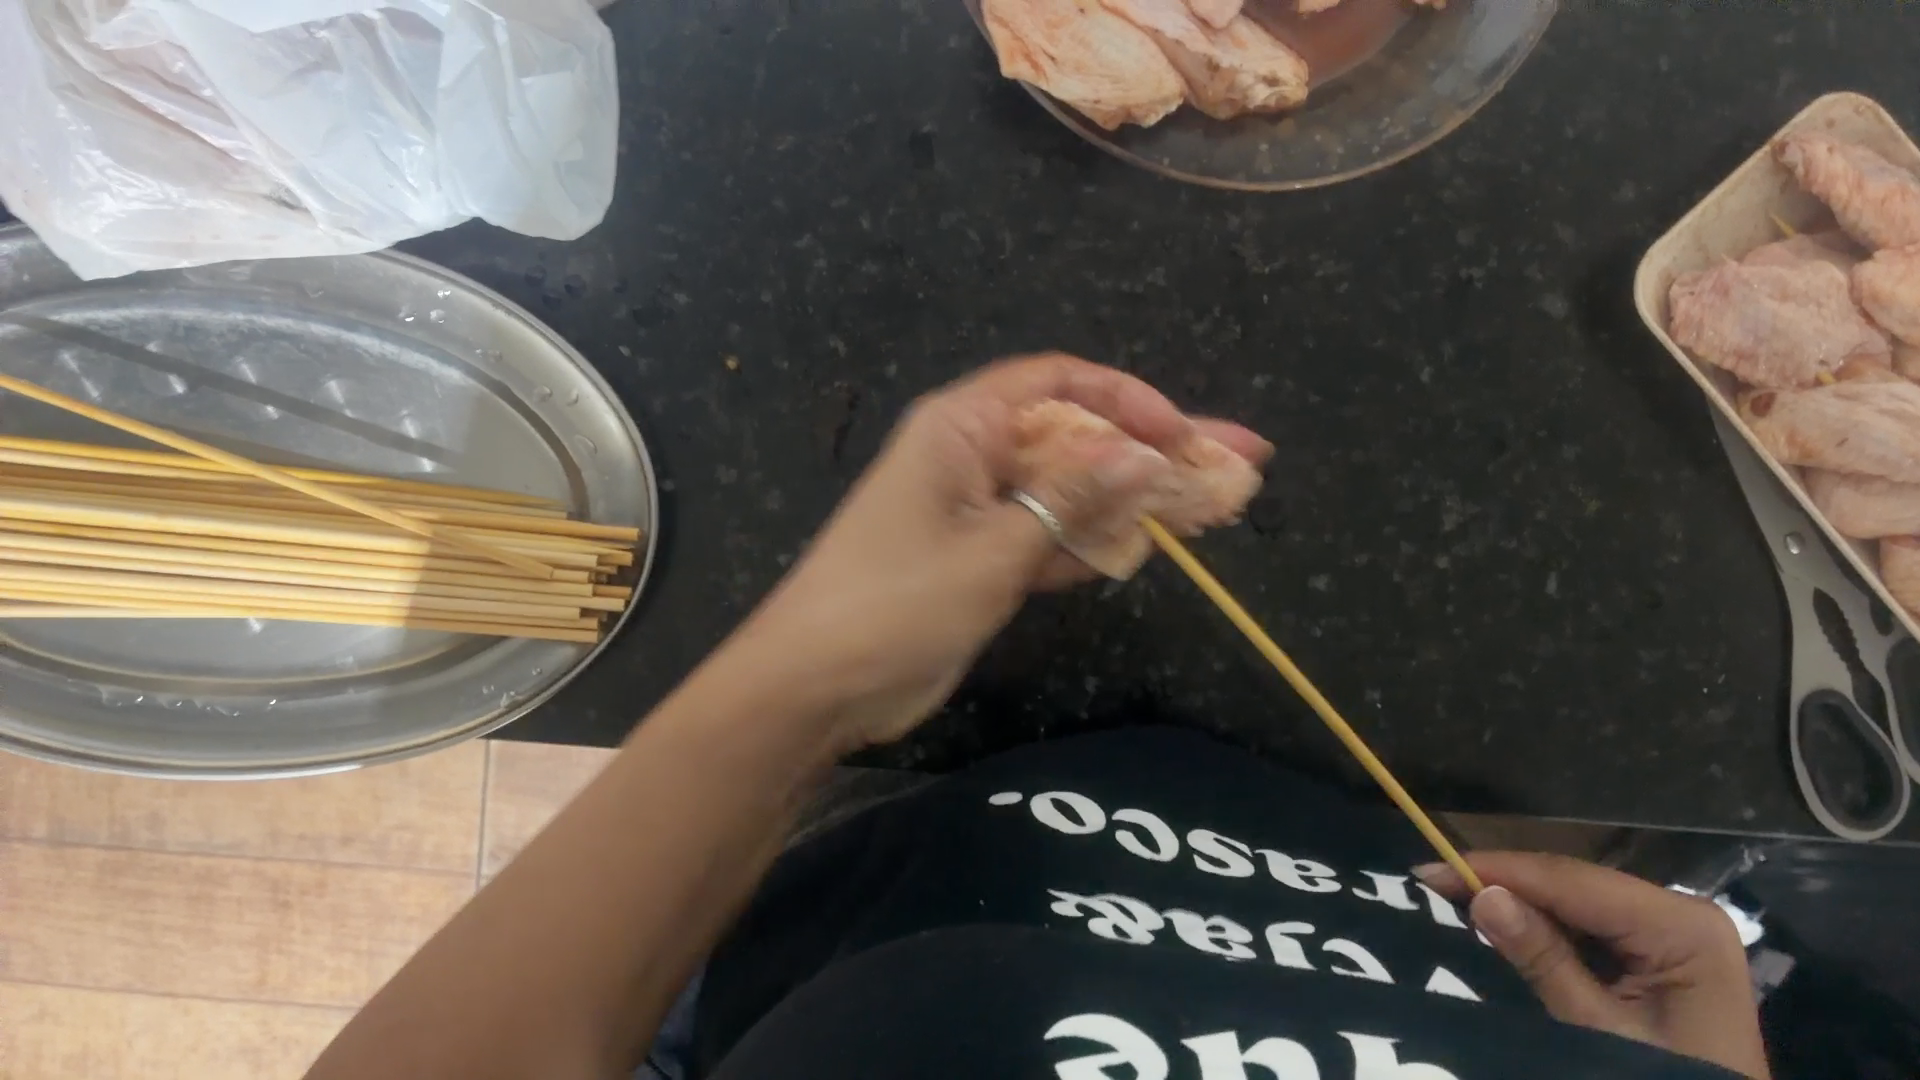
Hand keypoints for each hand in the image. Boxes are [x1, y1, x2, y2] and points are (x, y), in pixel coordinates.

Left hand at [723, 353, 1269, 752]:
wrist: (818, 685)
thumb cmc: (895, 603)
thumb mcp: (992, 548)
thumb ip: (1070, 500)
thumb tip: (1145, 455)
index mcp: (961, 428)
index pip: (1058, 385)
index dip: (1126, 400)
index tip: (1182, 435)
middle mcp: (973, 457)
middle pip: (1076, 439)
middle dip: (1152, 451)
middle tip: (1240, 461)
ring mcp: (980, 512)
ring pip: (1071, 493)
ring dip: (1133, 500)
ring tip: (1217, 504)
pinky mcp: (983, 561)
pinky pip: (1050, 539)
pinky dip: (1093, 544)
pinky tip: (1149, 545)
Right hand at [1418, 853, 1769, 1079]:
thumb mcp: (1601, 1031)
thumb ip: (1544, 961)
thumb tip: (1481, 895)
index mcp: (1681, 926)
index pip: (1569, 880)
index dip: (1495, 869)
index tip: (1429, 869)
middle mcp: (1680, 910)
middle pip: (1569, 882)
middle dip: (1501, 881)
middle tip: (1431, 881)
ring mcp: (1670, 925)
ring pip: (1571, 894)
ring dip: (1514, 897)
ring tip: (1452, 895)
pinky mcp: (1657, 943)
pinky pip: (1584, 917)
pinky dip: (1540, 919)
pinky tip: (1500, 918)